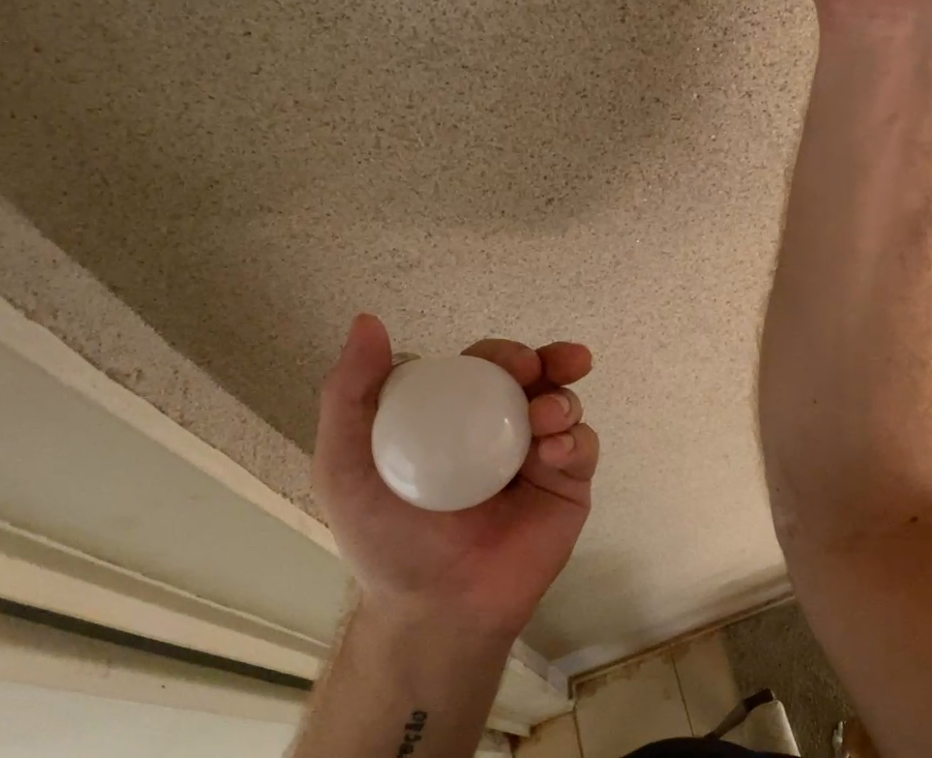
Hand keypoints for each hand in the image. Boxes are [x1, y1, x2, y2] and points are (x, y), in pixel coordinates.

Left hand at [311, 315, 598, 638]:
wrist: (436, 609)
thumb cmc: (389, 539)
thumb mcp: (347, 466)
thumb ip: (349, 394)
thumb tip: (367, 322)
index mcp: (456, 416)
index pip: (486, 368)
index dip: (504, 354)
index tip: (516, 361)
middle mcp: (501, 429)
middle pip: (536, 378)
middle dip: (550, 361)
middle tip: (549, 368)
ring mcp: (538, 456)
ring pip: (565, 405)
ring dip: (563, 401)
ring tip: (548, 419)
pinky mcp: (569, 485)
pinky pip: (584, 448)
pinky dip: (577, 440)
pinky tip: (556, 453)